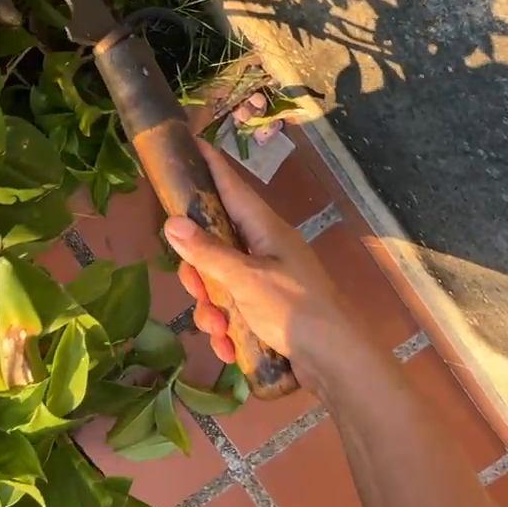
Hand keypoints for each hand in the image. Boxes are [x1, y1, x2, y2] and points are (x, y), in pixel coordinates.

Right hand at [163, 142, 357, 383]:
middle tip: (193, 287)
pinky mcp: (266, 311)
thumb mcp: (245, 279)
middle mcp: (265, 251)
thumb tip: (171, 223)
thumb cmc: (294, 309)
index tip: (190, 144)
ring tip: (217, 330)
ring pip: (219, 284)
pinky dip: (227, 330)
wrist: (336, 362)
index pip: (232, 188)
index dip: (211, 167)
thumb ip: (207, 253)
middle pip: (215, 245)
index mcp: (266, 231)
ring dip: (211, 309)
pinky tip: (228, 348)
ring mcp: (267, 281)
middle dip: (198, 272)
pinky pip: (233, 312)